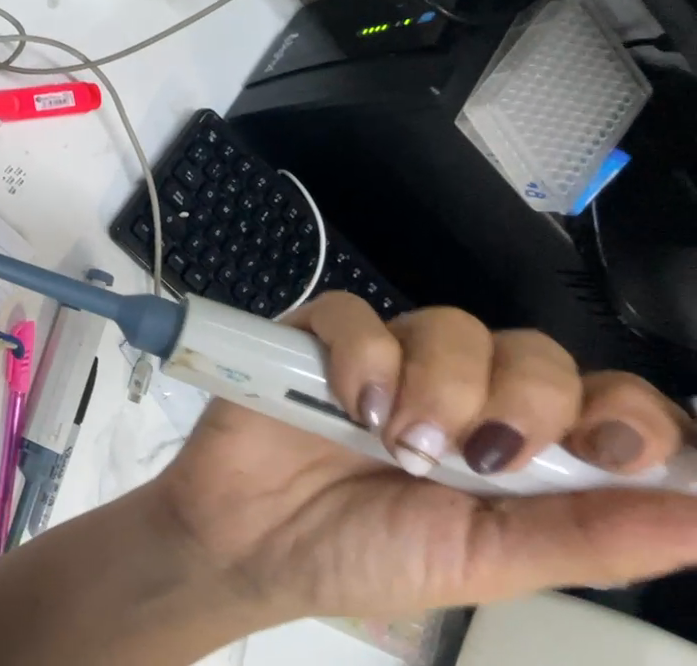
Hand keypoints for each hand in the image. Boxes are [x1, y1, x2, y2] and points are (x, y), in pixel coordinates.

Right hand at [152, 292, 696, 622]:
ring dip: (438, 385)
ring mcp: (383, 362)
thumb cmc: (365, 560)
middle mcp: (461, 396)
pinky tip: (351, 403)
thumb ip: (590, 540)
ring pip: (448, 325)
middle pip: (532, 352)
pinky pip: (352, 314)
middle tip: (479, 460)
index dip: (629, 414)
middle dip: (522, 402)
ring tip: (399, 443)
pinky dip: (361, 353)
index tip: (608, 452)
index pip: (606, 402)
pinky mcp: (310, 341)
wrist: (249, 543)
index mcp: (521, 453)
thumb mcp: (487, 565)